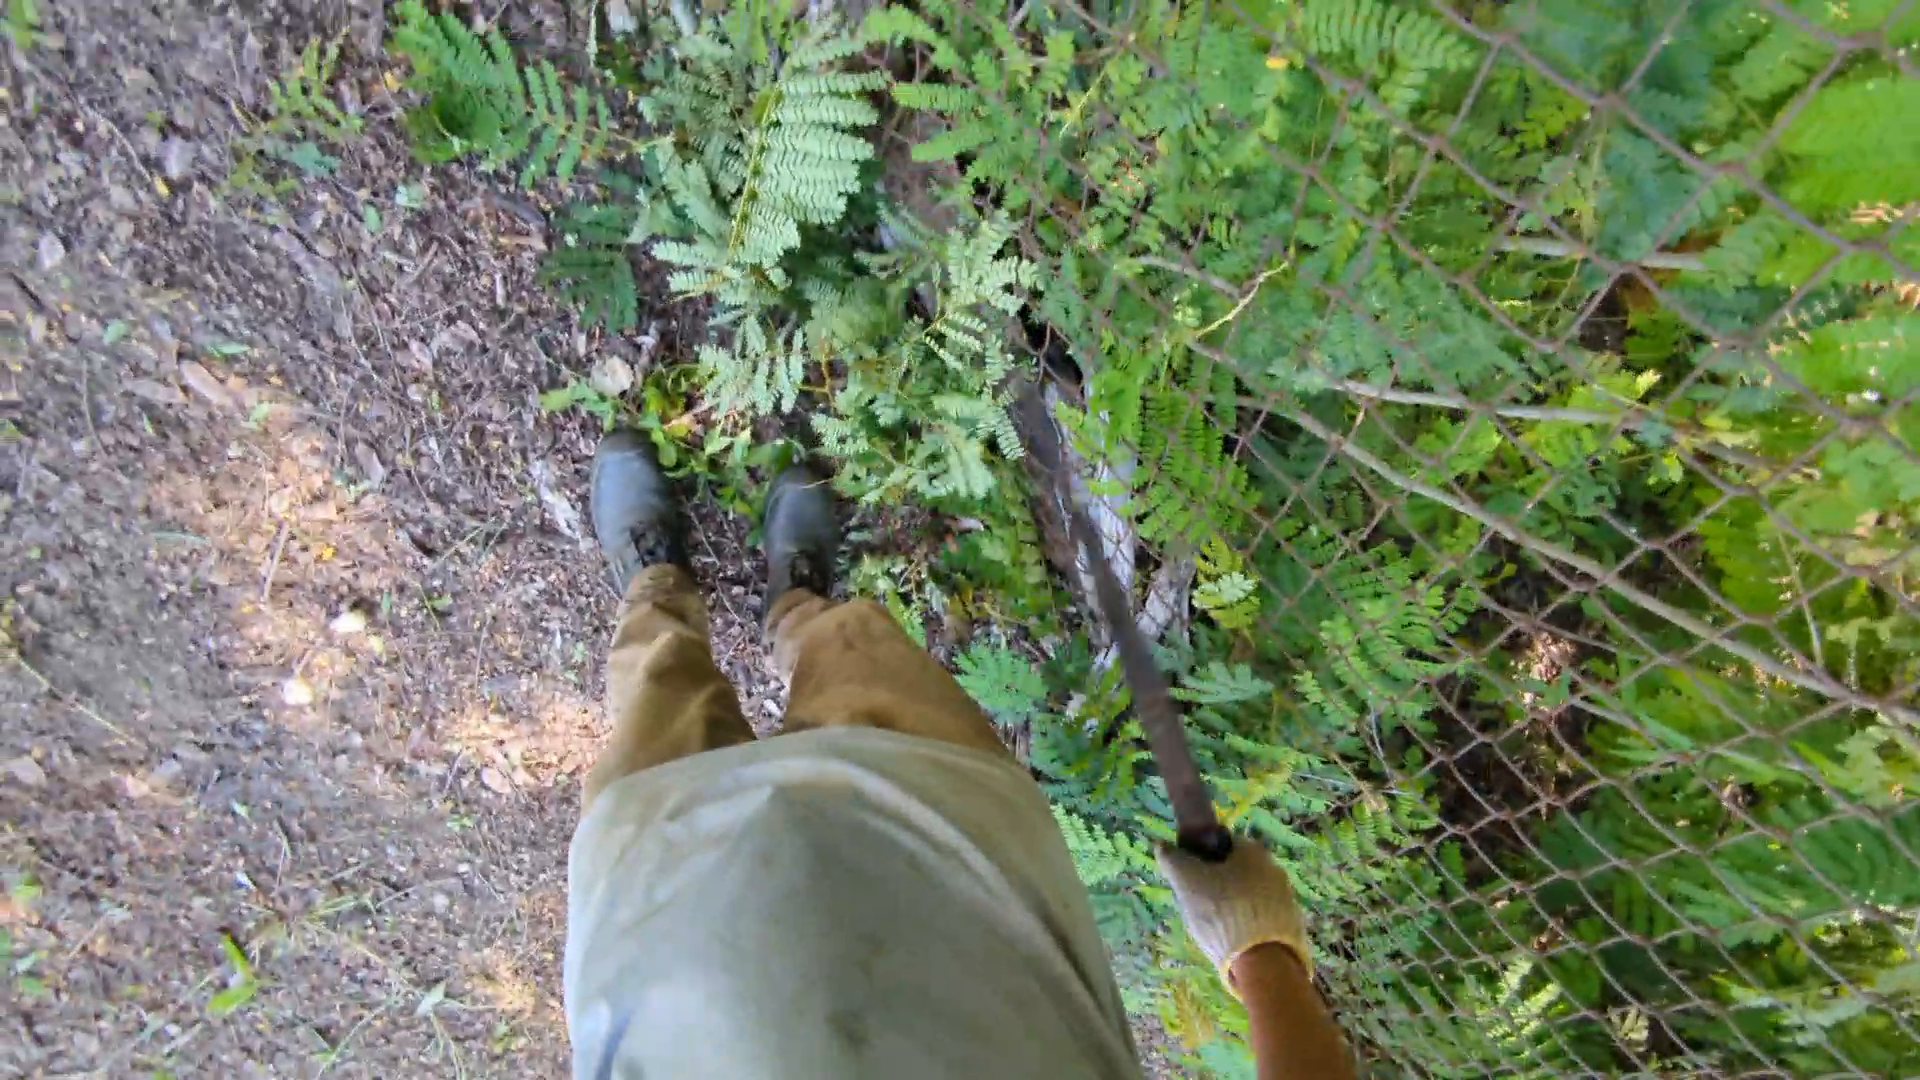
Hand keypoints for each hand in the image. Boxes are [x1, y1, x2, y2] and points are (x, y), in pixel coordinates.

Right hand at [1155, 838, 1310, 992]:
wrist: (1265, 965)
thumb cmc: (1222, 911)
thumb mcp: (1186, 880)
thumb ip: (1172, 858)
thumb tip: (1162, 845)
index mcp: (1252, 851)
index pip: (1223, 843)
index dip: (1204, 857)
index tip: (1192, 877)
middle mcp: (1275, 869)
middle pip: (1239, 870)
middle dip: (1221, 883)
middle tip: (1202, 902)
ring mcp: (1288, 900)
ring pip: (1252, 896)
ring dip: (1236, 906)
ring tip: (1217, 928)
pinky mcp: (1295, 930)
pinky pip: (1265, 921)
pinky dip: (1251, 928)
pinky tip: (1238, 943)